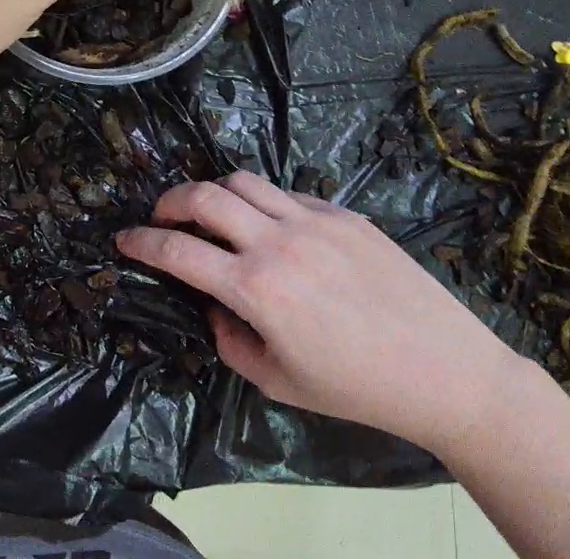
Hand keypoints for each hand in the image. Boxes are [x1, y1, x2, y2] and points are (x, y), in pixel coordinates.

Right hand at [116, 172, 525, 453]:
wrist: (447, 371)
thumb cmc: (357, 388)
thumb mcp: (277, 380)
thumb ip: (228, 338)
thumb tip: (212, 304)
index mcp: (257, 289)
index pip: (177, 250)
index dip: (140, 242)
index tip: (123, 241)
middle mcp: (279, 242)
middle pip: (204, 195)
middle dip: (169, 202)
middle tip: (161, 219)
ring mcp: (314, 221)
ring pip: (243, 181)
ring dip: (213, 193)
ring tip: (211, 216)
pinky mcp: (344, 214)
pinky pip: (286, 193)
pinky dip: (261, 203)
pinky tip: (269, 229)